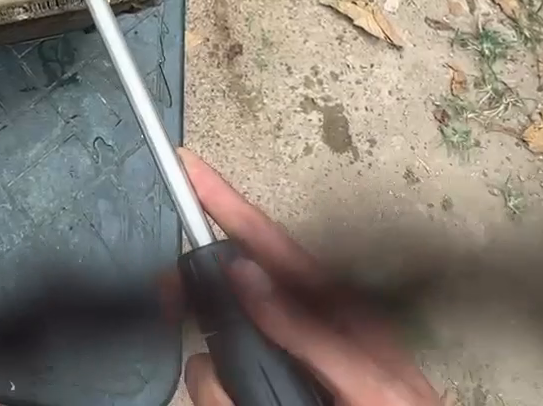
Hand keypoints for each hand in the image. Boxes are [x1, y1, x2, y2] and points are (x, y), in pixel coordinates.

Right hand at [179, 149, 438, 405]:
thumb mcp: (370, 383)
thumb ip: (308, 328)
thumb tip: (241, 269)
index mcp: (328, 306)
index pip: (264, 238)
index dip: (221, 196)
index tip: (184, 162)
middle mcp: (293, 325)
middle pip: (223, 287)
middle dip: (193, 296)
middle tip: (171, 304)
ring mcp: (275, 360)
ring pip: (211, 345)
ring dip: (214, 380)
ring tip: (244, 402)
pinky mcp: (259, 389)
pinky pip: (212, 382)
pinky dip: (216, 397)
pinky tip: (235, 404)